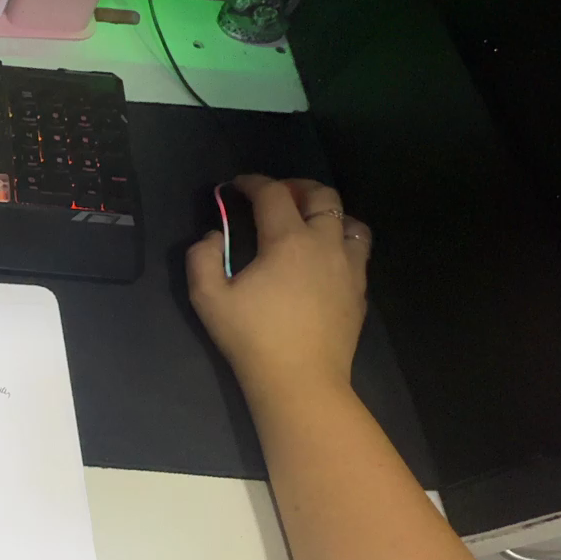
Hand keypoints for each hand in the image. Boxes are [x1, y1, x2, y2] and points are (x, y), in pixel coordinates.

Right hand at [186, 175, 371, 397]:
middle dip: (295, 186)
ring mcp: (348, 264)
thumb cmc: (250, 336)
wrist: (299, 376)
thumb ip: (202, 259)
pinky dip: (340, 237)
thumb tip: (211, 236)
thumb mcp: (207, 298)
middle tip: (274, 194)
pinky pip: (357, 247)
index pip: (273, 195)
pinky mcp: (358, 286)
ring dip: (325, 210)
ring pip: (348, 218)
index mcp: (286, 241)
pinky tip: (323, 253)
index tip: (236, 185)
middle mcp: (324, 243)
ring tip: (306, 220)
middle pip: (320, 196)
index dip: (253, 183)